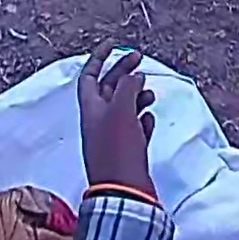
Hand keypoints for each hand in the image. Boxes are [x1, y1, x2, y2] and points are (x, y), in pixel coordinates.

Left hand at [78, 43, 157, 196]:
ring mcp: (112, 138)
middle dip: (123, 71)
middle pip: (109, 88)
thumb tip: (134, 75)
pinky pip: (134, 129)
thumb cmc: (117, 150)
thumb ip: (127, 86)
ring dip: (136, 95)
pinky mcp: (126, 153)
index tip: (112, 44)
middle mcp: (98, 120)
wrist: (124, 194)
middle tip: (139, 58)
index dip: (99, 57)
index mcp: (90, 108)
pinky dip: (142, 120)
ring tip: (149, 92)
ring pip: (123, 108)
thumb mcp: (121, 109)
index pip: (89, 74)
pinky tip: (149, 118)